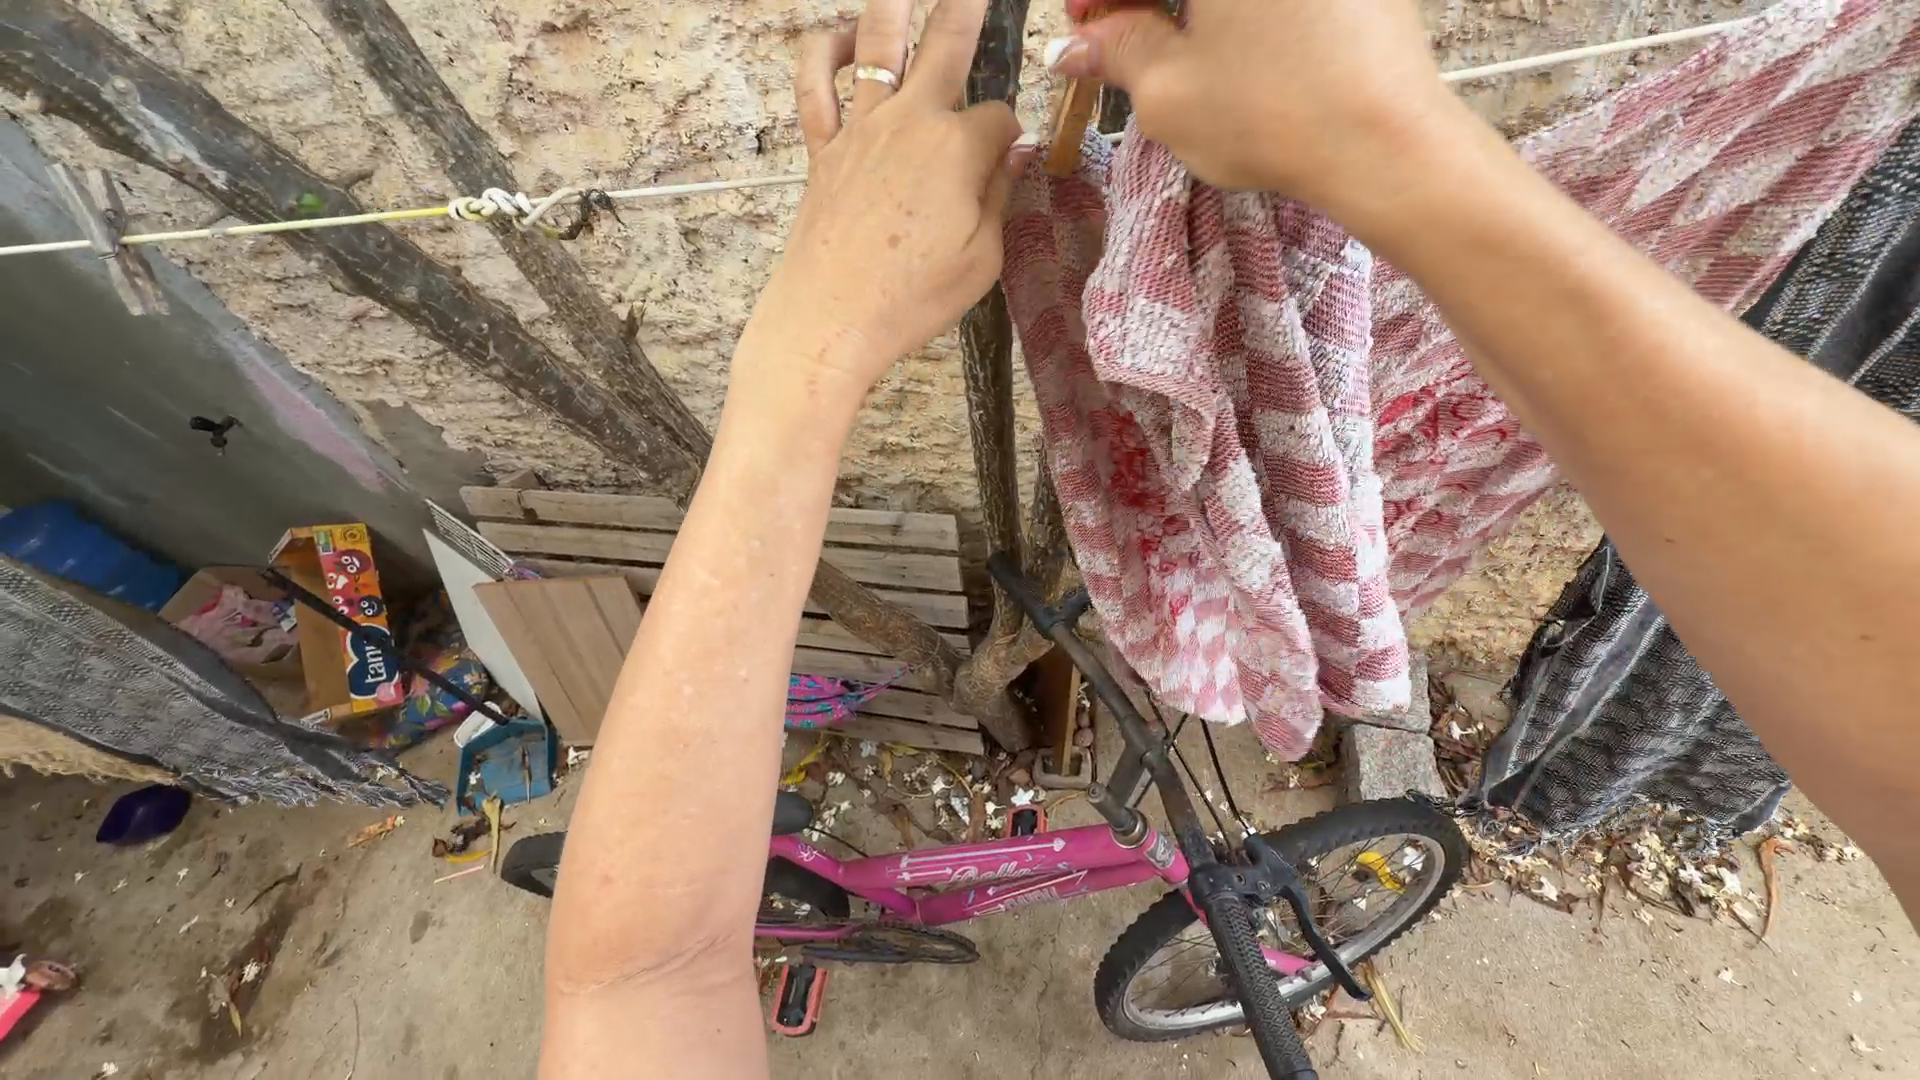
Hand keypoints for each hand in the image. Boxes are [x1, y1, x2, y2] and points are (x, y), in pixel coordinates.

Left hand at [746, 0, 1032, 397]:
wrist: (833, 319)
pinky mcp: (823, 148)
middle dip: (969, 10)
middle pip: (946, 43)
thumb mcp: (982, 260)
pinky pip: (814, 84)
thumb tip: (1016, 155)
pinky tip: (844, 42)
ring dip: (896, 4)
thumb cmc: (913, 299)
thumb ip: (999, 197)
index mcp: (958, 149)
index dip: (1010, 136)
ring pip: (877, 40)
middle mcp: (910, 121)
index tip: (1008, 159)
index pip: (999, 119)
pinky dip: (825, 53)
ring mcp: (861, 128)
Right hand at [1053, 1, 1472, 217]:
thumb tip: (1072, 46)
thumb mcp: (1168, 90)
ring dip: (1184, 5)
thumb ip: (1115, 52)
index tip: (1081, 30)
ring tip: (1167, 46)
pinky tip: (1222, 38)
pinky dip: (1231, 7)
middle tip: (1117, 40)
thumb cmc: (1267, 112)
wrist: (1382, 135)